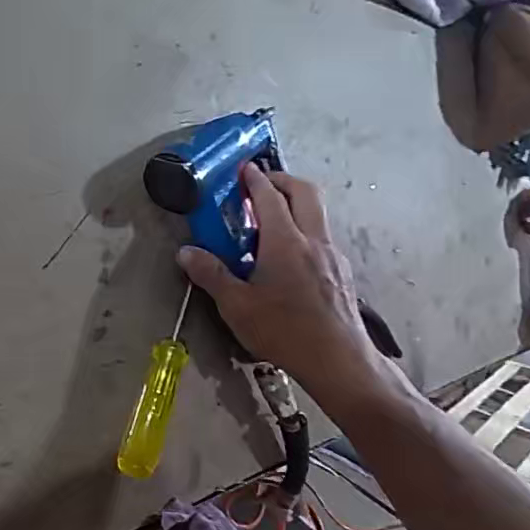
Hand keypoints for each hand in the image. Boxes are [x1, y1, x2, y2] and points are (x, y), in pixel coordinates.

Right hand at [177, 165, 383, 397]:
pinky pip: (323, 237)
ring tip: (273, 220)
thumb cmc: (284, 332)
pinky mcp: (342, 273)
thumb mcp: (237, 306)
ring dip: (296, 204)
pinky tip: (292, 256)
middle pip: (304, 191)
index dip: (255, 179)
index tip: (244, 169)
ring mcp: (333, 255)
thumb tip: (187, 253)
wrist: (337, 359)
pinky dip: (306, 229)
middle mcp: (313, 240)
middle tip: (261, 184)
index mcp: (285, 242)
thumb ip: (211, 275)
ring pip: (318, 213)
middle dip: (282, 179)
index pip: (269, 197)